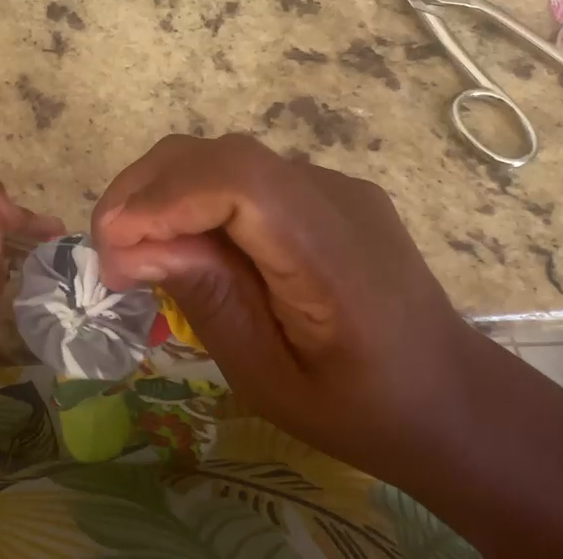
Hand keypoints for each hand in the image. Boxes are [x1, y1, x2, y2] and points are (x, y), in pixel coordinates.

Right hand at [92, 134, 562, 558]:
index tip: (112, 247)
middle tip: (106, 244)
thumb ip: (205, 300)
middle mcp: (334, 199)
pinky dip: (190, 191)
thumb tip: (128, 247)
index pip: (239, 183)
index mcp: (332, 259)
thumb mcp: (269, 379)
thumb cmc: (362, 409)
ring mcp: (332, 184)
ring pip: (223, 154)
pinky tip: (179, 236)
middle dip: (144, 188)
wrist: (457, 400)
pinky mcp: (323, 187)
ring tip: (130, 239)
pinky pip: (242, 171)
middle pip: (219, 154)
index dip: (163, 199)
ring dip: (160, 185)